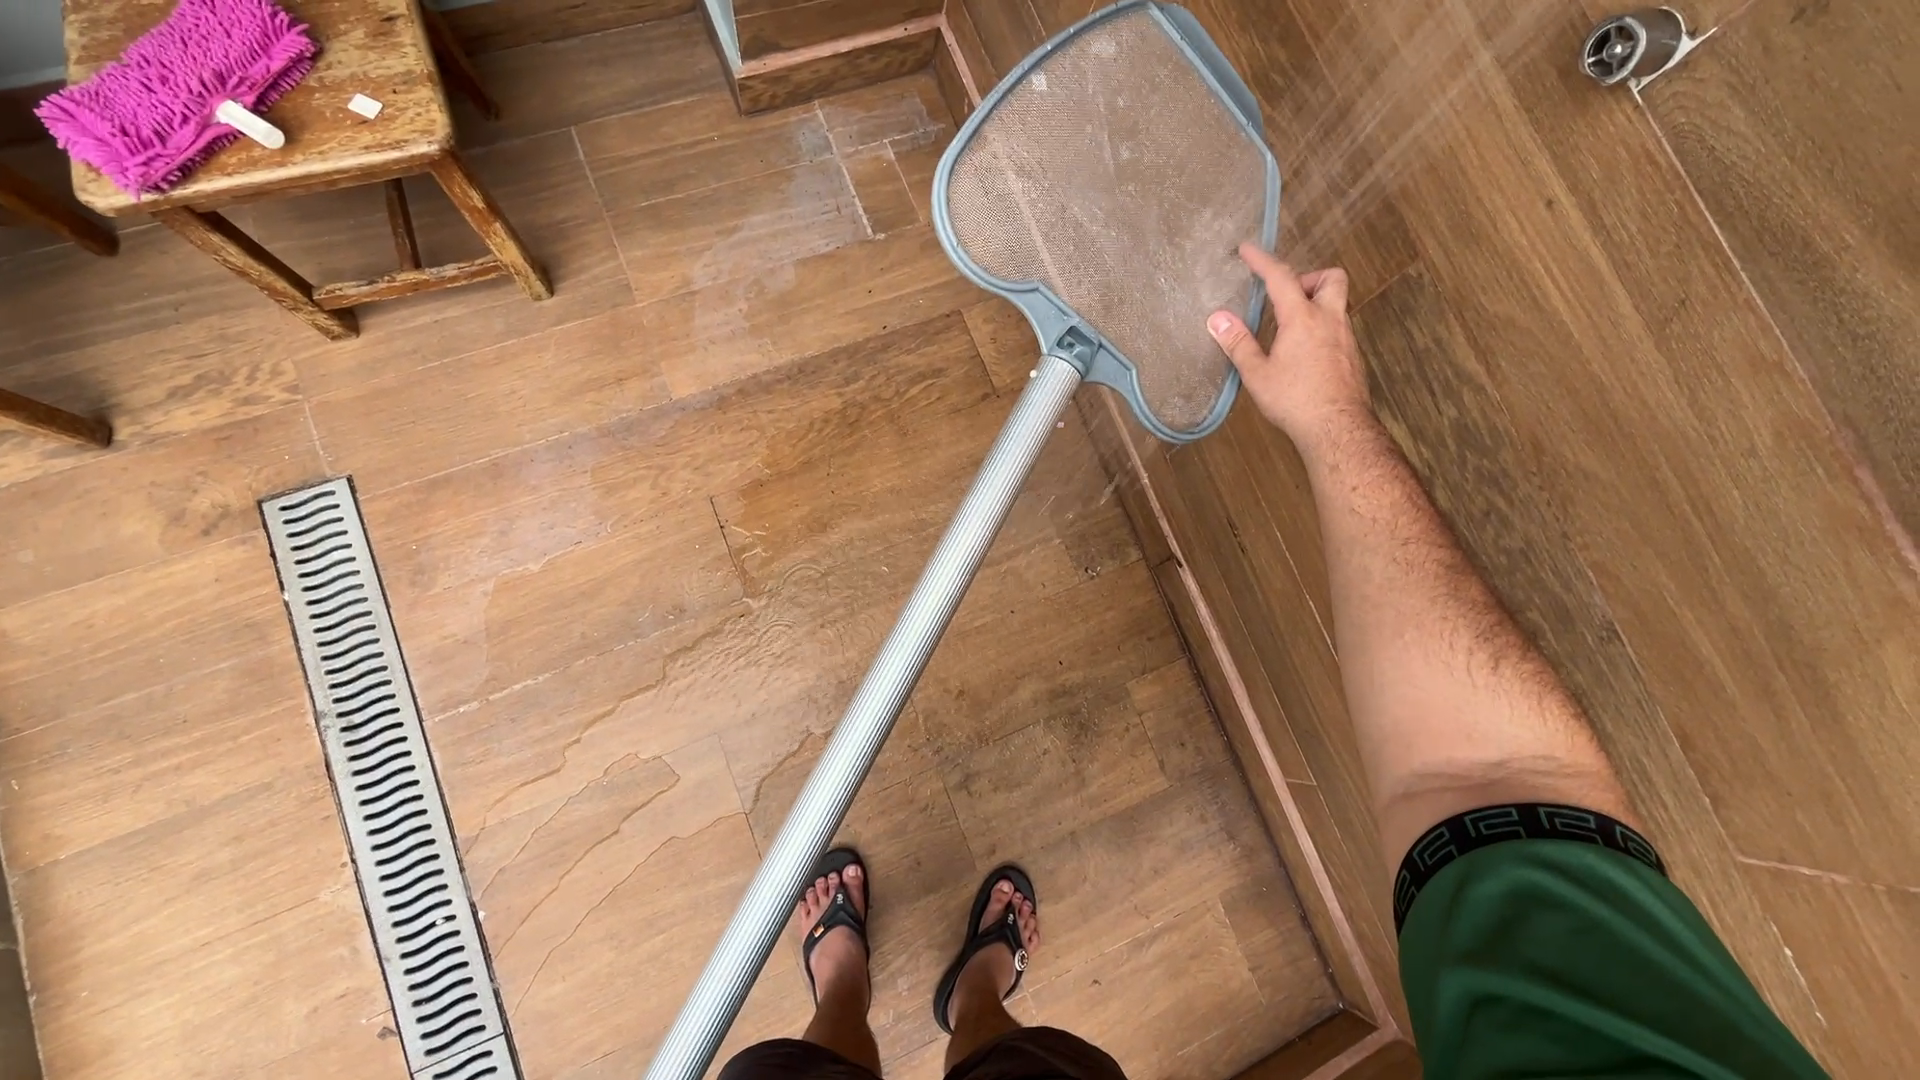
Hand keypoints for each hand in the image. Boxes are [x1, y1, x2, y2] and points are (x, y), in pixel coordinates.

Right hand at [1208, 244, 1370, 456]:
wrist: (1337, 428)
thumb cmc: (1295, 401)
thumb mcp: (1257, 373)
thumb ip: (1238, 342)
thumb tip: (1217, 319)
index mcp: (1303, 318)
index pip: (1281, 277)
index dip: (1262, 260)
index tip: (1248, 250)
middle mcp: (1330, 321)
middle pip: (1331, 278)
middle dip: (1309, 278)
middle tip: (1286, 295)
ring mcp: (1346, 339)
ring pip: (1337, 305)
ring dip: (1315, 305)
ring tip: (1288, 328)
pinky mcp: (1352, 358)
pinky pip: (1338, 330)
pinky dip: (1321, 330)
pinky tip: (1303, 354)